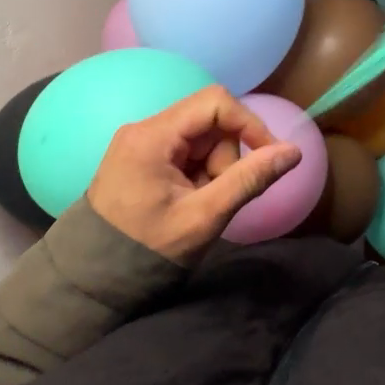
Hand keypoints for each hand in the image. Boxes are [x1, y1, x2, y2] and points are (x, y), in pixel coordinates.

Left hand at [85, 85, 301, 262]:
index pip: (216, 103)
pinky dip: (201, 171)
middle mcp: (144, 129)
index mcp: (152, 136)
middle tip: (220, 193)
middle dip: (228, 154)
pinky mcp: (143, 157)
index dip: (249, 123)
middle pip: (210, 120)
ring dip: (215, 165)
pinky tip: (192, 198)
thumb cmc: (147, 249)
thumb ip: (249, 179)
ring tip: (202, 202)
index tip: (269, 155)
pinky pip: (188, 150)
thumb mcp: (204, 216)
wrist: (91, 281)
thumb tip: (294, 151)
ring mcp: (142, 142)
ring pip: (203, 136)